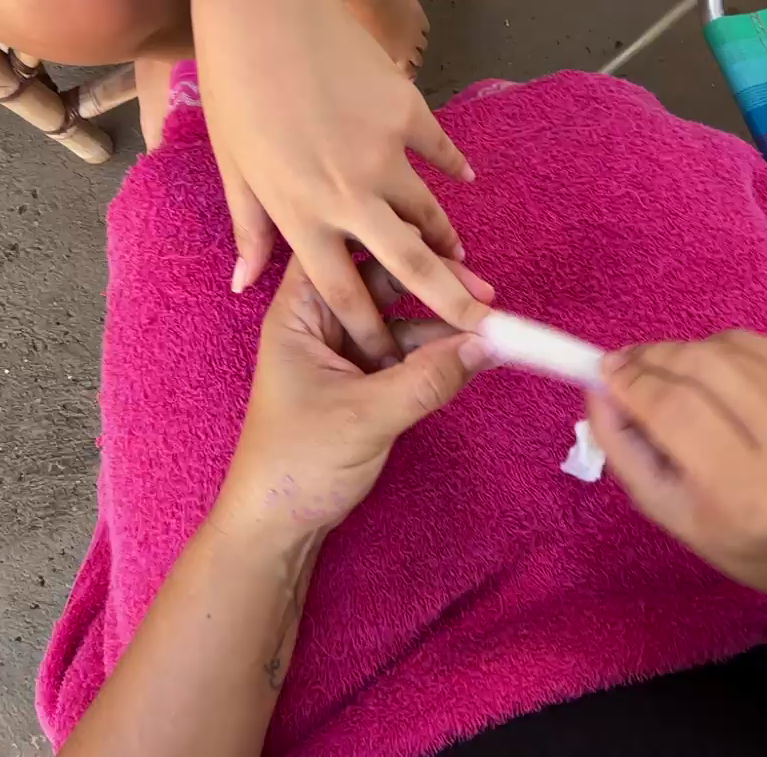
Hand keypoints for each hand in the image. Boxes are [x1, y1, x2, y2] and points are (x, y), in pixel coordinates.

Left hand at [192, 0, 485, 364]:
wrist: (267, 9)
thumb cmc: (236, 91)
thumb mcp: (234, 168)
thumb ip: (250, 230)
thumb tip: (243, 282)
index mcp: (300, 214)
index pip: (344, 292)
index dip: (371, 331)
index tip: (392, 355)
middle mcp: (349, 195)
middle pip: (410, 264)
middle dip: (449, 302)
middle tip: (482, 324)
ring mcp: (385, 155)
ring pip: (429, 211)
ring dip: (446, 237)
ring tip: (460, 255)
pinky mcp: (408, 114)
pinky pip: (441, 152)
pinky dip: (454, 169)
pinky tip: (464, 178)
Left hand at [214, 255, 499, 537]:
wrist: (277, 525)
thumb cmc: (299, 461)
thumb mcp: (366, 416)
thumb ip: (427, 379)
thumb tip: (487, 344)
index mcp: (300, 313)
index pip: (342, 254)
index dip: (387, 241)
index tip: (440, 242)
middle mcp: (322, 321)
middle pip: (380, 283)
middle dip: (430, 285)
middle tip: (483, 293)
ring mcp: (344, 349)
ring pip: (398, 317)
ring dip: (441, 322)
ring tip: (489, 328)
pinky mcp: (363, 377)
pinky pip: (405, 351)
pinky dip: (437, 353)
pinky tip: (471, 355)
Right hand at [587, 331, 766, 613]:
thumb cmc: (747, 541)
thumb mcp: (670, 513)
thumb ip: (623, 450)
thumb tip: (599, 387)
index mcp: (748, 493)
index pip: (677, 411)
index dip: (633, 382)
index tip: (604, 371)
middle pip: (702, 366)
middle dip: (651, 357)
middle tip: (626, 365)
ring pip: (723, 347)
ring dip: (680, 352)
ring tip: (669, 376)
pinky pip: (752, 342)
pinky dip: (716, 349)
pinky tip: (713, 377)